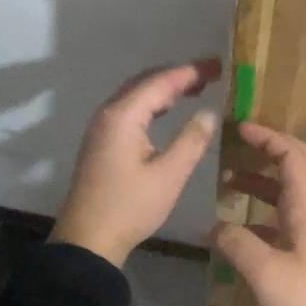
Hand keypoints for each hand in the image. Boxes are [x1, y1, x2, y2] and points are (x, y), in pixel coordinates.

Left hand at [49, 59, 222, 266]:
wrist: (87, 239)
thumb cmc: (129, 207)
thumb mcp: (169, 176)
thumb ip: (191, 140)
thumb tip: (209, 113)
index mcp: (123, 116)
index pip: (161, 81)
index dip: (190, 71)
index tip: (218, 66)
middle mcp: (109, 113)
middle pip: (145, 82)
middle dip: (177, 75)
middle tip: (210, 74)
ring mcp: (101, 127)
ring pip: (135, 95)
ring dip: (164, 89)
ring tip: (195, 88)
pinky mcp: (101, 142)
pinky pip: (129, 110)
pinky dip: (151, 104)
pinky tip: (167, 111)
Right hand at [210, 122, 305, 305]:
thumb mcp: (265, 274)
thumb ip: (237, 243)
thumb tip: (214, 226)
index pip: (293, 157)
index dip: (268, 138)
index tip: (239, 128)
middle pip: (301, 168)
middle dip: (271, 151)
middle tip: (240, 146)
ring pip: (291, 195)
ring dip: (264, 183)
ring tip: (228, 183)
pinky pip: (285, 223)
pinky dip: (261, 215)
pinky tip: (235, 230)